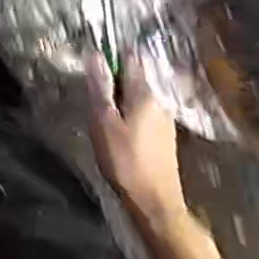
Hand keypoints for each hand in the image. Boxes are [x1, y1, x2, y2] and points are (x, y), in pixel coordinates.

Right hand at [88, 54, 188, 221]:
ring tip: (103, 113)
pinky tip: (118, 127)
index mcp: (145, 91)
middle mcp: (159, 98)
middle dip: (114, 77)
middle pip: (134, 74)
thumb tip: (96, 54)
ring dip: (120, 96)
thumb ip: (100, 86)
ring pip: (138, 92)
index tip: (94, 67)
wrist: (156, 204)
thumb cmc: (126, 161)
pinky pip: (143, 108)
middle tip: (95, 95)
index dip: (111, 55)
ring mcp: (164, 116)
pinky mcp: (164, 133)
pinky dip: (129, 110)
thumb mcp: (104, 122)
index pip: (130, 56)